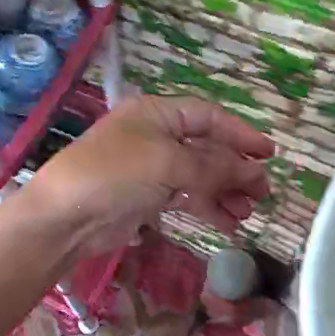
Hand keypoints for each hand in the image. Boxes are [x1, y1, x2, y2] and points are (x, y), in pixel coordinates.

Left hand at [22, 97, 275, 257]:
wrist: (65, 217)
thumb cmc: (115, 174)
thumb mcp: (168, 164)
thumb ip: (214, 168)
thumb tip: (255, 172)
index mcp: (157, 113)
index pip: (209, 116)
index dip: (241, 134)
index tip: (269, 154)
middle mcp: (155, 135)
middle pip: (206, 148)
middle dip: (236, 169)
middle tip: (263, 192)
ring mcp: (151, 167)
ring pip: (198, 176)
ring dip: (225, 192)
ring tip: (248, 213)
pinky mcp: (146, 197)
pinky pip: (186, 197)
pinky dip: (207, 207)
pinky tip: (228, 223)